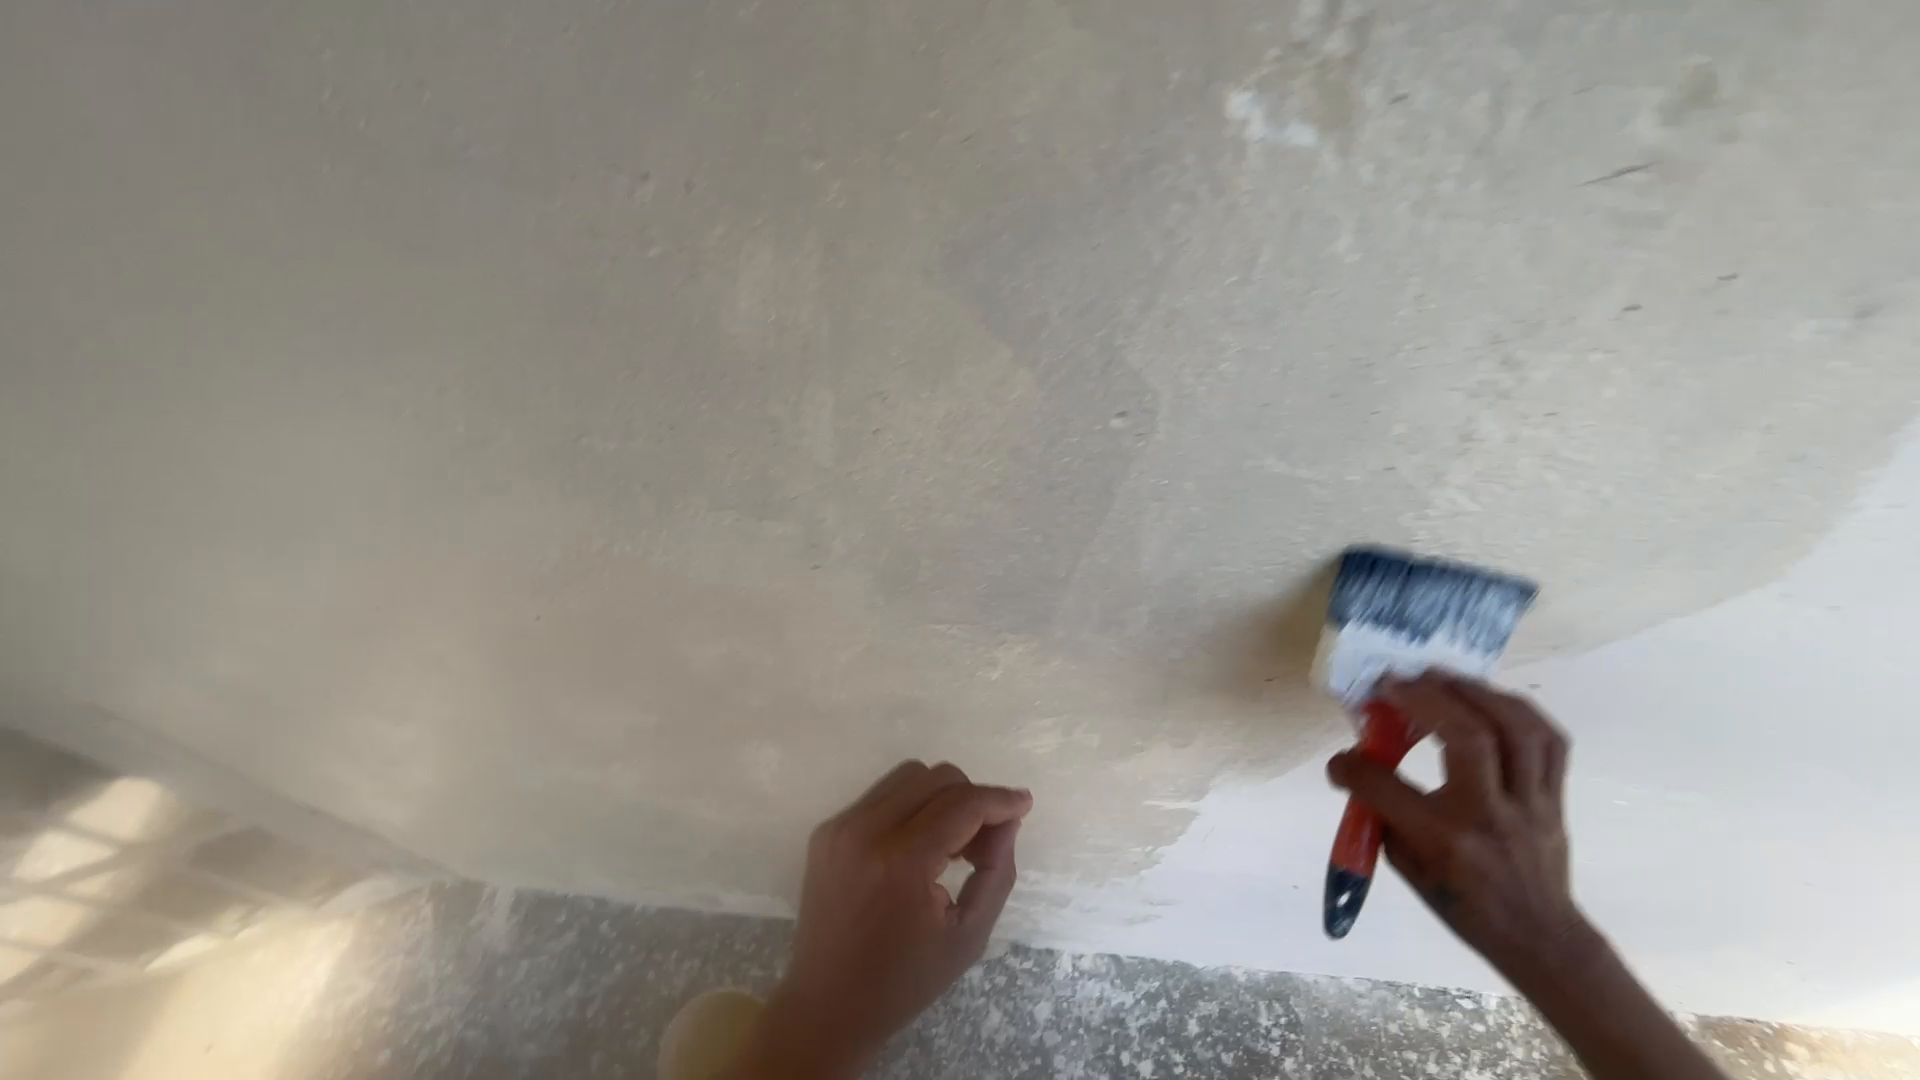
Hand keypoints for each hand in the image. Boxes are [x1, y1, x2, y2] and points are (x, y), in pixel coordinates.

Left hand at [733, 761, 1032, 1079]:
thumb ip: (997, 871)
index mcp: (901, 862)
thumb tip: (1008, 820)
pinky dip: (910, 808)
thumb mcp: (969, 936)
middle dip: (970, 798)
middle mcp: (865, 831)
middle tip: (982, 843)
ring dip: (940, 798)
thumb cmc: (903, 982)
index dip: (999, 799)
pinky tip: (917, 849)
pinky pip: (881, 795)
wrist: (825, 1007)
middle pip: (935, 777)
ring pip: (907, 776)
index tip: (1024, 803)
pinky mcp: (827, 831)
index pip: (961, 804)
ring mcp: (840, 827)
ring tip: (949, 846)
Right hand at [1327, 672, 1599, 980]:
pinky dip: (1518, 710)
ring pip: (1516, 730)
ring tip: (1440, 676)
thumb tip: (1363, 760)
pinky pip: (1550, 741)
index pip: (1386, 787)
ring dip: (1474, 692)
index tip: (1339, 759)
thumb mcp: (1406, 865)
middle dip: (1425, 698)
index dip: (1351, 766)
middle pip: (1467, 737)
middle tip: (1395, 681)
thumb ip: (1384, 810)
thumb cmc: (1461, 903)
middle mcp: (1490, 815)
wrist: (1539, 937)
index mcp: (1444, 840)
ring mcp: (1529, 804)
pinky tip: (1488, 698)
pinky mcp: (1555, 798)